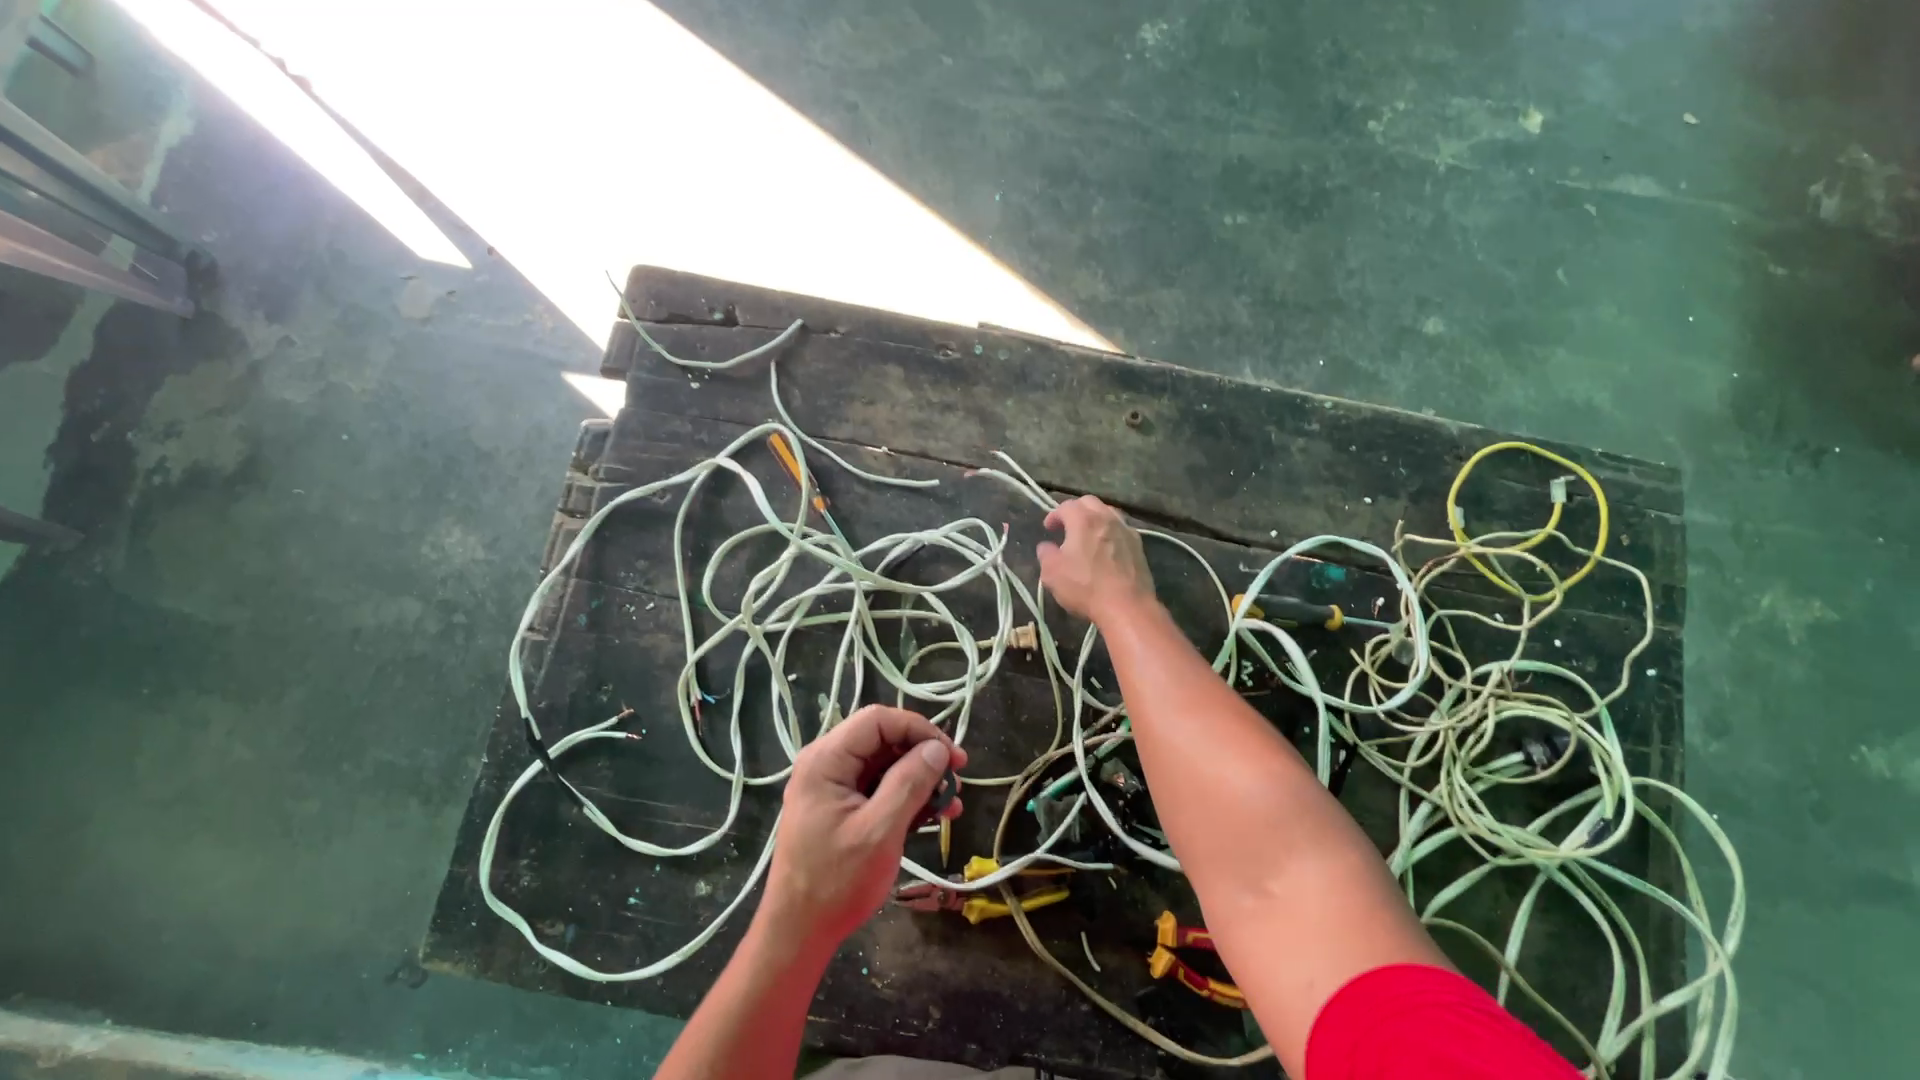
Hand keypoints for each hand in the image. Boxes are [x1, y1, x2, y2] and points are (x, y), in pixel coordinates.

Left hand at [764, 705, 966, 946]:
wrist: (799, 933)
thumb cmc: (836, 881)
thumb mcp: (880, 830)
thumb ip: (909, 783)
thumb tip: (938, 748)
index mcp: (826, 760)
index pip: (878, 720)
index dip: (919, 730)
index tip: (952, 757)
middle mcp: (826, 765)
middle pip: (882, 740)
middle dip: (923, 755)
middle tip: (957, 779)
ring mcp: (832, 788)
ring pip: (885, 765)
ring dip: (920, 779)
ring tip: (952, 804)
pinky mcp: (841, 810)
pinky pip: (879, 790)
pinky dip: (907, 798)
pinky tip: (935, 815)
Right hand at [1037, 495, 1157, 625]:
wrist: (1127, 605)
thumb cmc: (1085, 586)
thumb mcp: (1052, 573)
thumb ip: (1045, 554)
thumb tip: (1046, 546)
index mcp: (1083, 520)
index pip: (1066, 506)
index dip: (1054, 515)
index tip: (1048, 528)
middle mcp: (1107, 518)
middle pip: (1089, 503)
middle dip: (1076, 510)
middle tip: (1067, 526)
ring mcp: (1126, 531)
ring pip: (1109, 513)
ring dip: (1095, 519)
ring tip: (1087, 535)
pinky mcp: (1139, 546)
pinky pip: (1122, 530)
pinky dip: (1110, 532)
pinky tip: (1107, 547)